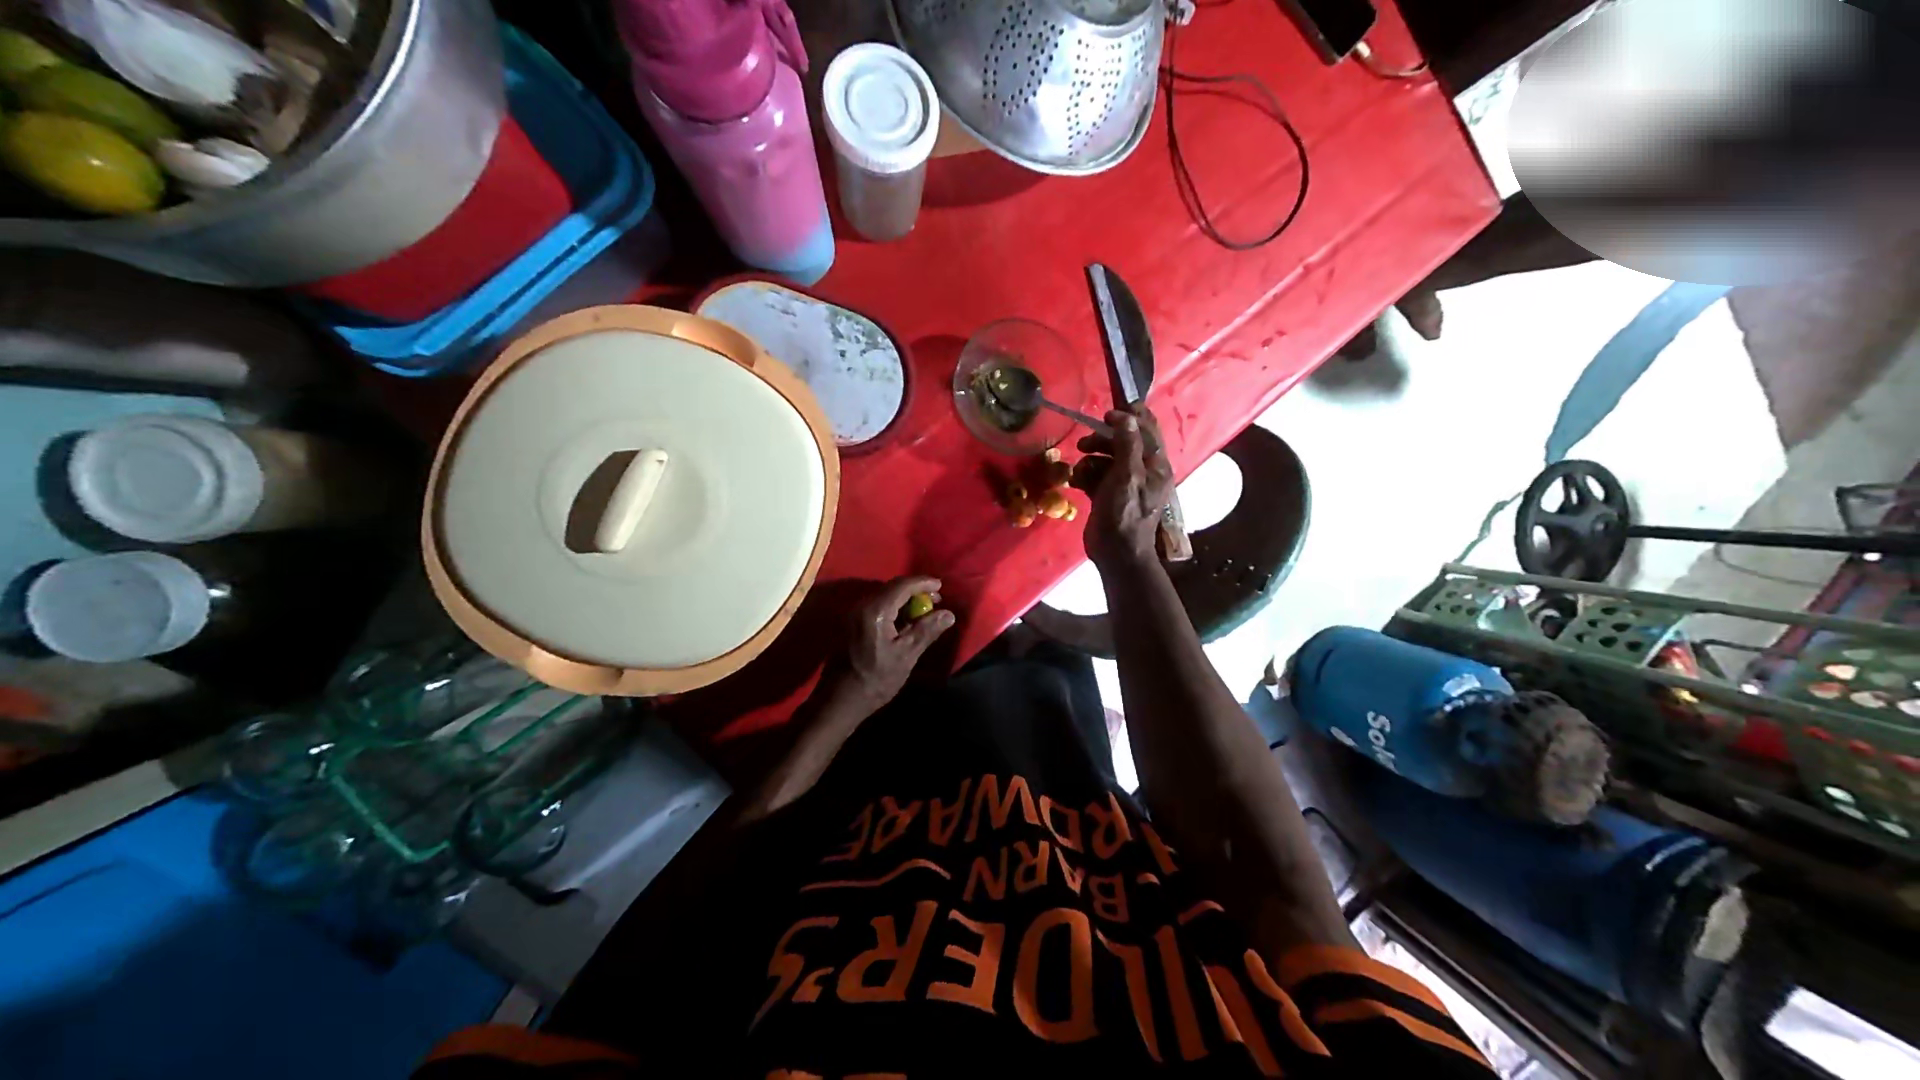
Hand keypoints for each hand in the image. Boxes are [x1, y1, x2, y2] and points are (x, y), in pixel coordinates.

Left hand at [838, 575, 954, 711]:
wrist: (840, 700)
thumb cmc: (875, 680)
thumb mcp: (906, 656)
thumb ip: (926, 631)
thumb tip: (948, 614)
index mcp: (875, 611)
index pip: (901, 585)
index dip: (923, 583)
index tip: (941, 586)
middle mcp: (861, 605)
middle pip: (891, 587)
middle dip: (915, 590)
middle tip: (935, 600)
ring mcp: (853, 614)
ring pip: (883, 596)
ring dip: (904, 599)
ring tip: (923, 611)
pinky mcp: (850, 624)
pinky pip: (875, 606)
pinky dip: (893, 608)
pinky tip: (904, 621)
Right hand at [1072, 406, 1174, 569]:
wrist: (1116, 553)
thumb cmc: (1125, 514)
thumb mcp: (1127, 476)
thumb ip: (1127, 445)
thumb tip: (1126, 417)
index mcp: (1155, 464)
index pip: (1147, 429)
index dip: (1129, 417)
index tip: (1107, 414)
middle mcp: (1143, 470)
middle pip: (1123, 442)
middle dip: (1102, 441)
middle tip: (1083, 444)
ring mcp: (1124, 483)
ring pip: (1106, 458)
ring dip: (1089, 460)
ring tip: (1079, 471)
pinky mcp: (1108, 494)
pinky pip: (1095, 474)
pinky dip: (1085, 476)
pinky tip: (1076, 483)